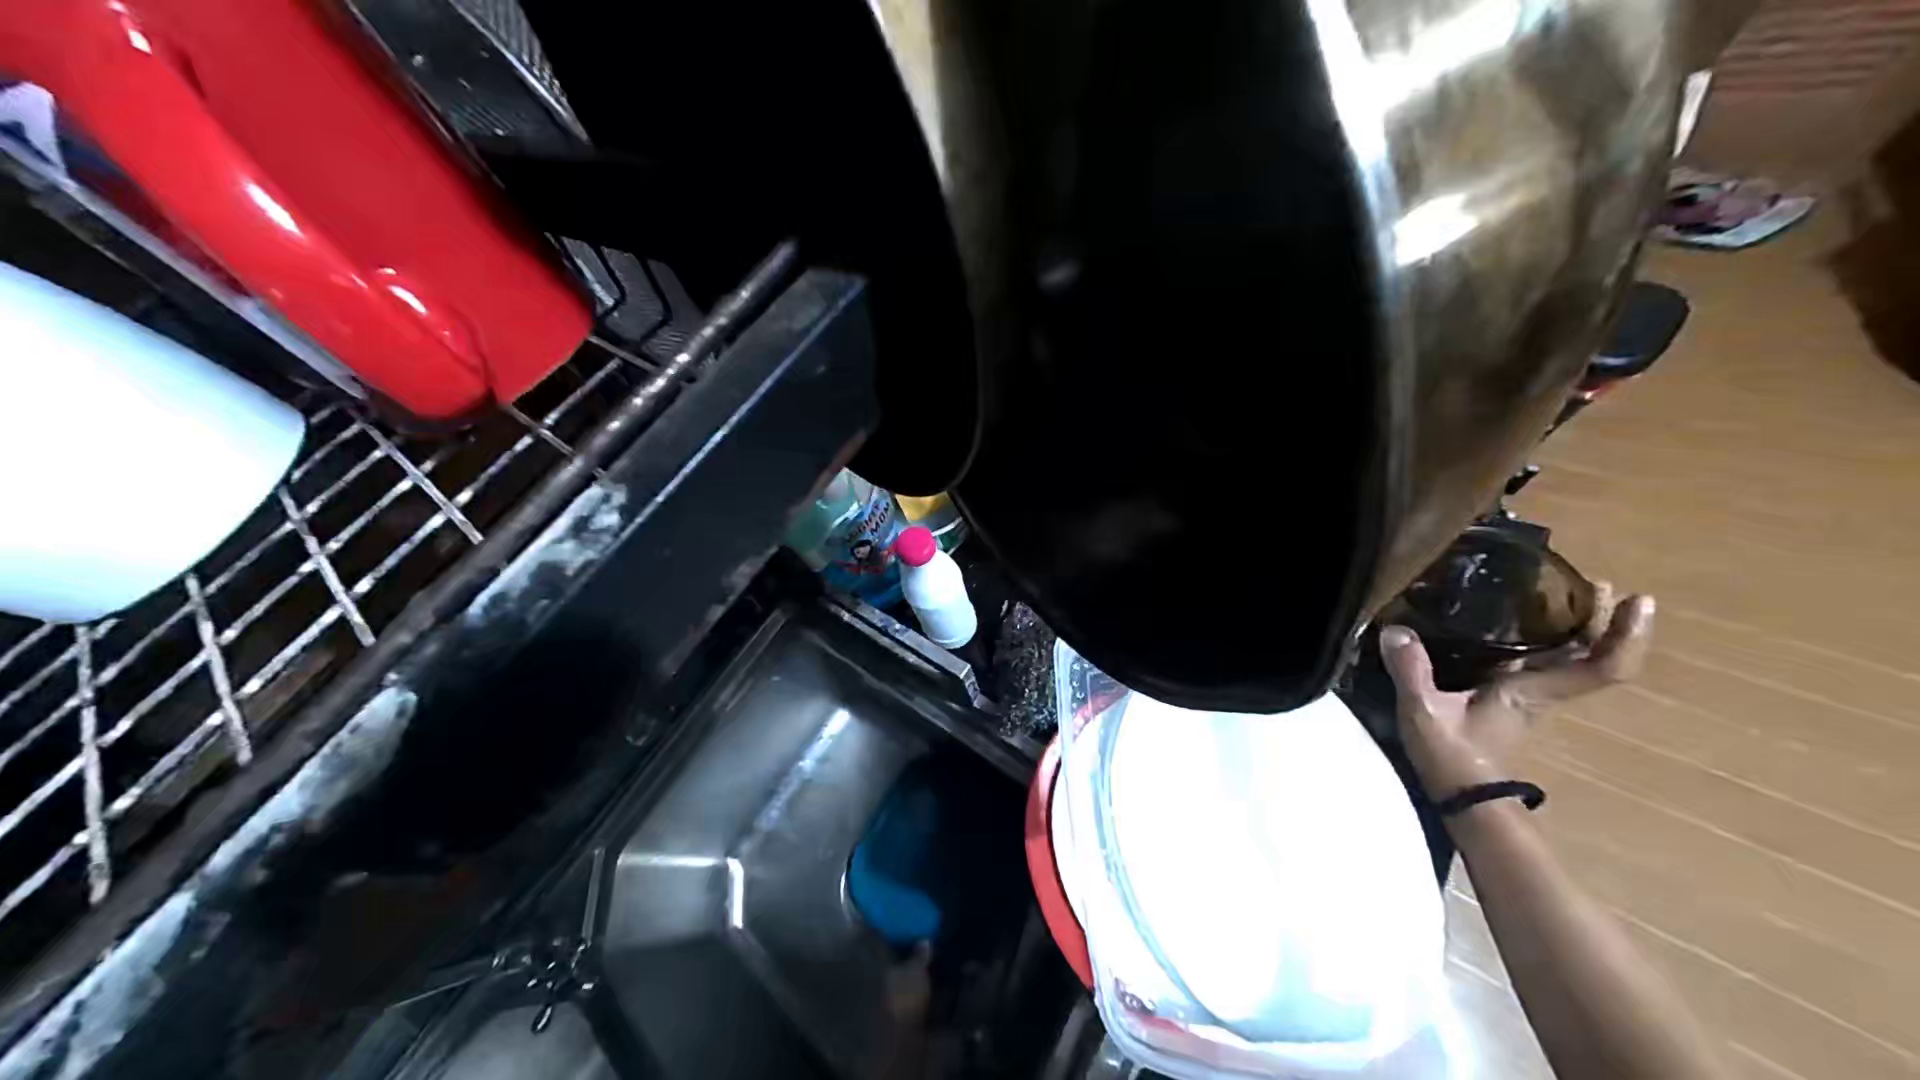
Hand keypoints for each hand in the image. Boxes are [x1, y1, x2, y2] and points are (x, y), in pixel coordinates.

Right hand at [1378, 586, 1655, 798]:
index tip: (1638, 600)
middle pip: (1595, 656)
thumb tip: (1396, 630)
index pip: (1600, 667)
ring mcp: (1530, 693)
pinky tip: (1527, 620)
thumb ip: (1412, 671)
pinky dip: (1552, 637)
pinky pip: (1545, 660)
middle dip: (1608, 621)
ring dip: (1584, 627)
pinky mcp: (1511, 695)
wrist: (1462, 794)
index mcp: (1532, 690)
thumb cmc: (1451, 756)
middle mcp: (1542, 689)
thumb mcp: (1424, 712)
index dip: (1626, 636)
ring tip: (1572, 593)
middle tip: (1597, 584)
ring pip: (1573, 657)